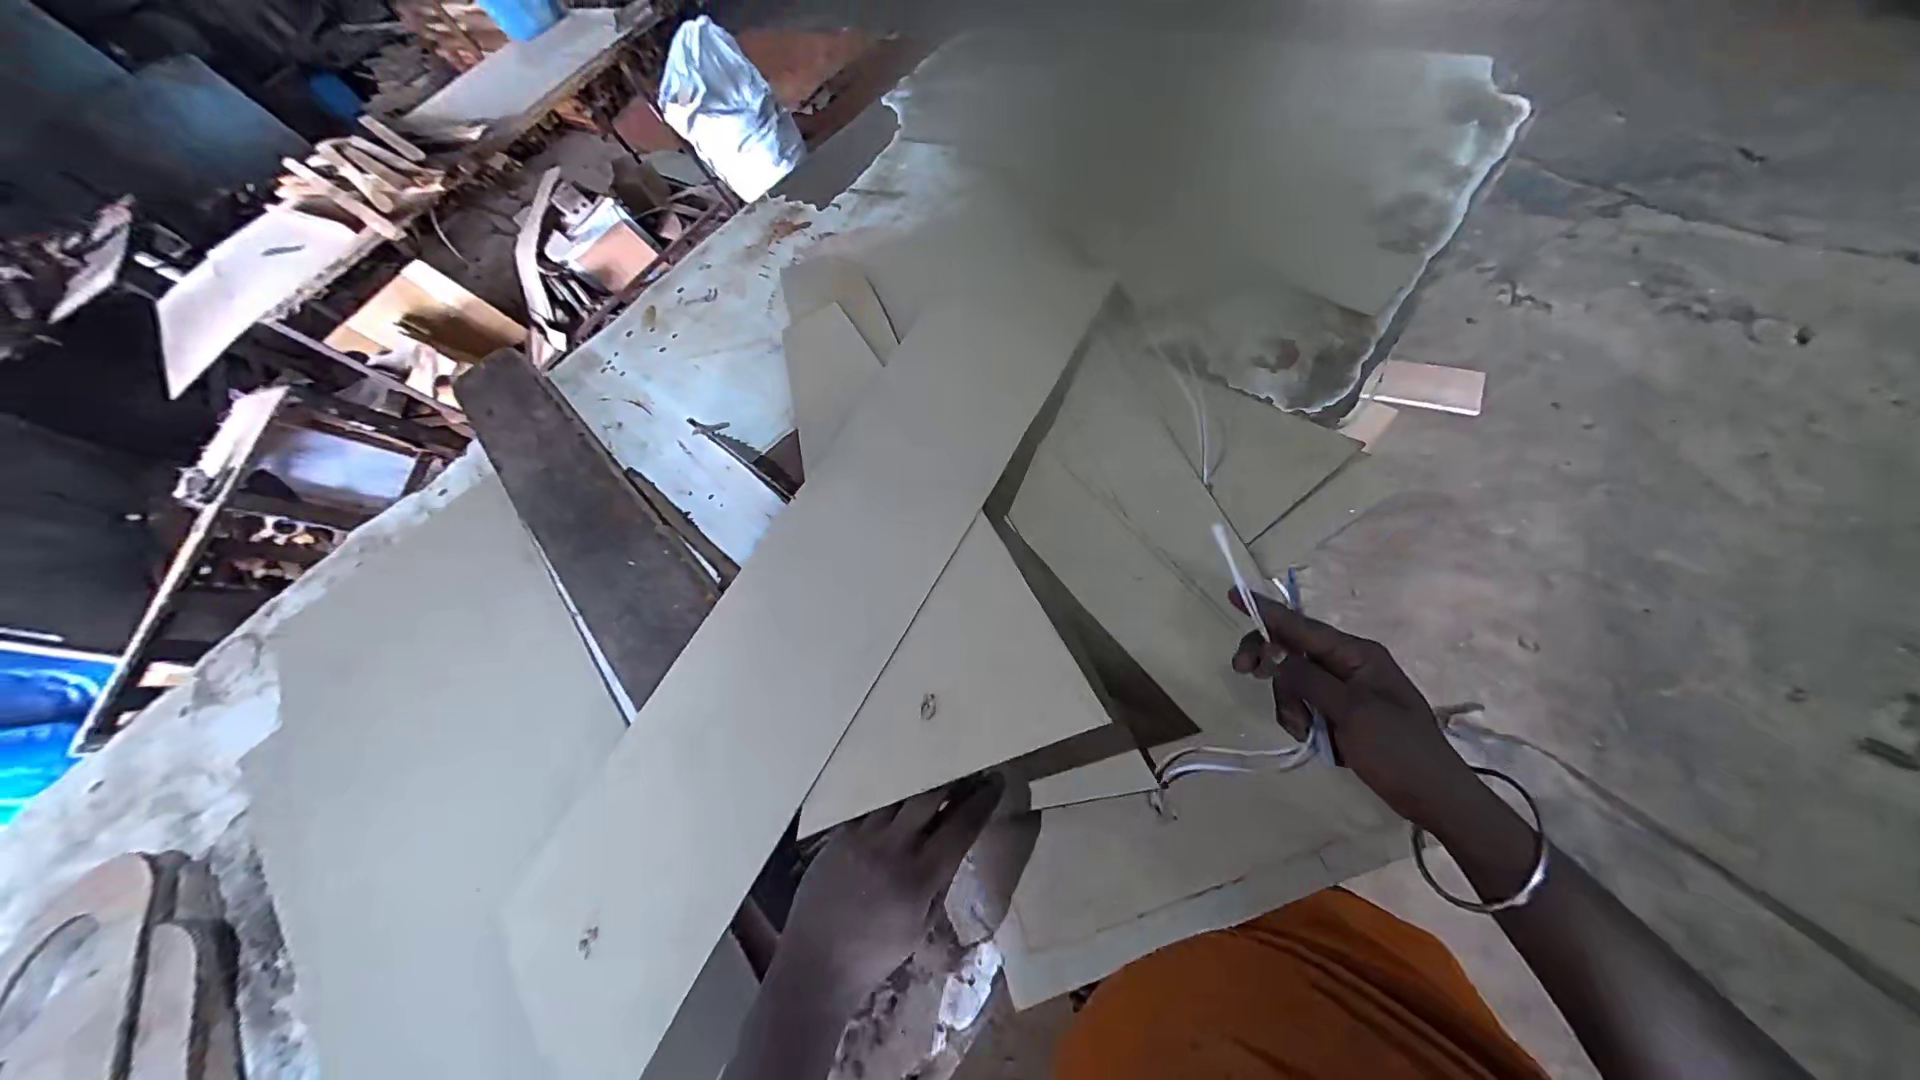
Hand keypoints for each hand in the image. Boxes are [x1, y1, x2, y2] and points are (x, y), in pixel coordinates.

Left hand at [778, 774, 1004, 998]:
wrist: (816, 963)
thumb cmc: (875, 954)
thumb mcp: (921, 926)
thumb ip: (939, 883)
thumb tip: (952, 846)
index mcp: (920, 877)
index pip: (960, 827)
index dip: (981, 802)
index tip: (994, 783)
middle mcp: (893, 849)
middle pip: (929, 798)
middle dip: (951, 782)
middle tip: (963, 774)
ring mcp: (863, 838)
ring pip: (897, 797)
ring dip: (917, 791)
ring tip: (928, 785)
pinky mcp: (839, 836)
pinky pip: (868, 810)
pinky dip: (885, 807)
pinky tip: (891, 808)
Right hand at [1229, 592, 1477, 830]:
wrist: (1435, 799)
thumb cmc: (1399, 751)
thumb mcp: (1352, 712)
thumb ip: (1308, 678)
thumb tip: (1272, 650)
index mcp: (1358, 655)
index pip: (1302, 627)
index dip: (1267, 611)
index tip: (1234, 593)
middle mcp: (1348, 665)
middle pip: (1291, 652)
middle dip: (1270, 665)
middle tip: (1242, 672)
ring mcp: (1343, 690)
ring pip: (1292, 682)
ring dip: (1289, 705)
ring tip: (1307, 733)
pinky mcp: (1339, 713)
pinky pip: (1301, 704)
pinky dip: (1299, 720)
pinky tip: (1313, 739)